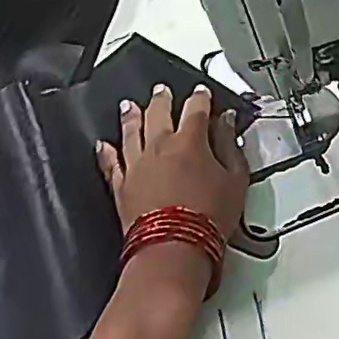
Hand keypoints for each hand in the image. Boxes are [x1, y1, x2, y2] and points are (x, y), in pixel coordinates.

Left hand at [96, 85, 247, 307]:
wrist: (174, 248)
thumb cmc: (207, 217)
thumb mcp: (236, 179)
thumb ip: (231, 146)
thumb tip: (228, 125)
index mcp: (190, 140)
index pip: (196, 109)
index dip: (201, 97)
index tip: (202, 93)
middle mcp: (160, 146)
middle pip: (159, 112)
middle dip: (163, 98)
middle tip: (162, 91)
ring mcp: (137, 164)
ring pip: (131, 131)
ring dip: (132, 115)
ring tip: (130, 106)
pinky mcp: (121, 186)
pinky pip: (110, 163)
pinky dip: (106, 152)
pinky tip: (102, 144)